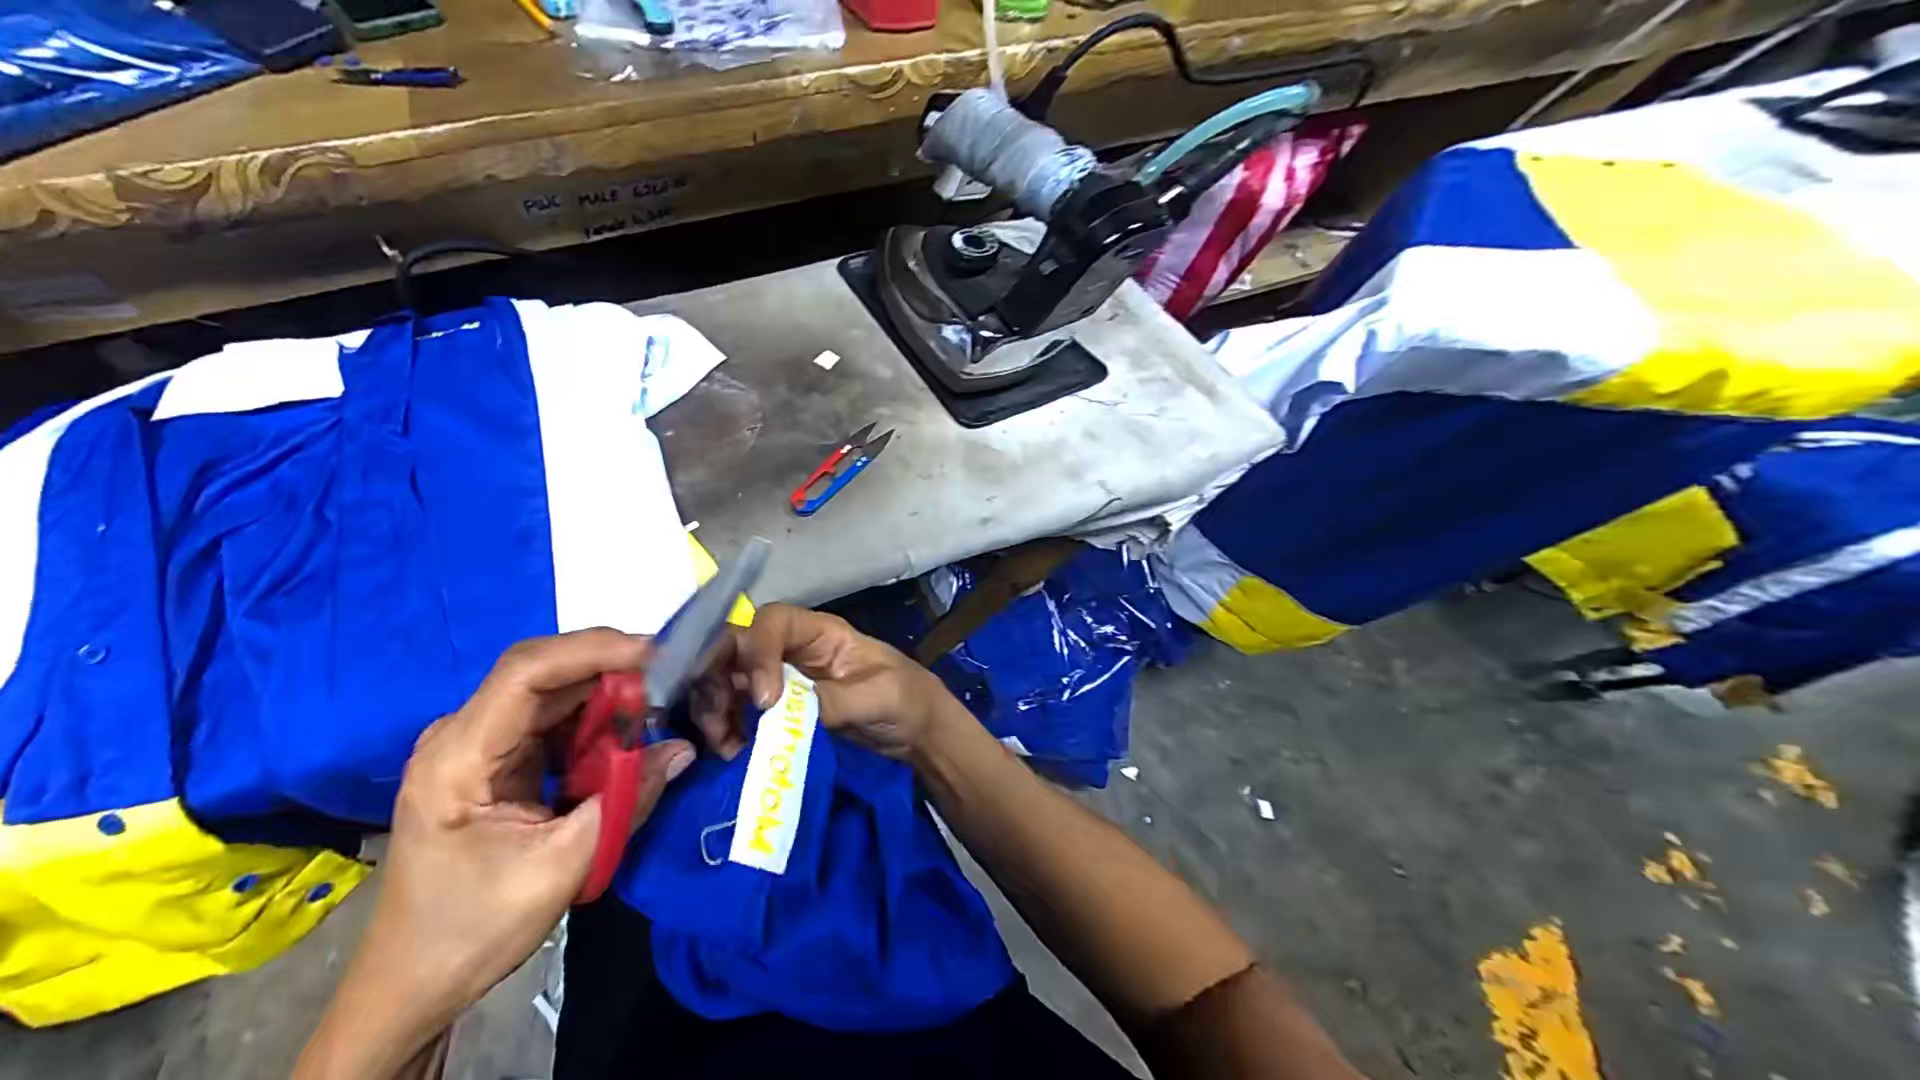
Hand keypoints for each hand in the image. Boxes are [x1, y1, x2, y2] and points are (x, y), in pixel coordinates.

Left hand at [295, 630, 695, 1079]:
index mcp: (460, 757)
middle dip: (612, 668)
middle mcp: (464, 734)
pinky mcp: (499, 757)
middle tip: (673, 678)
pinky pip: (556, 719)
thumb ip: (627, 801)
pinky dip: (598, 721)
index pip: (527, 672)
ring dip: (609, 694)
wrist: (412, 981)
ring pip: (555, 691)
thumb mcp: (561, 867)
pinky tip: (629, 735)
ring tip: (660, 707)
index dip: (594, 650)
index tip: (657, 654)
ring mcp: (480, 743)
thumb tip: (683, 748)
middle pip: (544, 672)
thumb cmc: (472, 929)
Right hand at [691, 604, 952, 761]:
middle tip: (716, 722)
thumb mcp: (877, 697)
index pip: (772, 623)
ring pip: (728, 676)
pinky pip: (738, 706)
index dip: (757, 654)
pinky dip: (727, 725)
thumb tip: (780, 711)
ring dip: (714, 706)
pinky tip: (734, 749)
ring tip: (724, 745)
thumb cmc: (906, 699)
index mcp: (820, 632)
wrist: (917, 731)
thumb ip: (831, 701)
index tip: (763, 701)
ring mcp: (782, 675)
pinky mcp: (778, 705)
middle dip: (716, 679)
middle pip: (737, 646)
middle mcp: (793, 647)